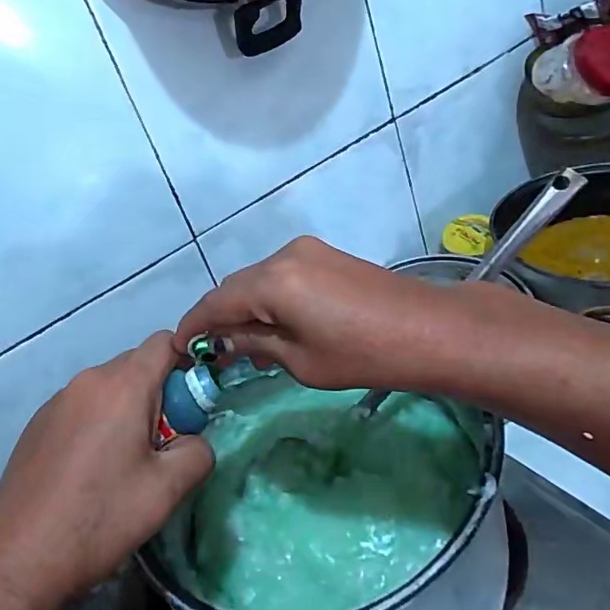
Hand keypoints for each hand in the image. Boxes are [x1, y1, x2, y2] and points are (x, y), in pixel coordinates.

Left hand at [0, 332, 213, 604]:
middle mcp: (87, 380)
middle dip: (160, 393)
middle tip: (165, 444)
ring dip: (128, 410)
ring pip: (108, 388)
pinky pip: (83, 406)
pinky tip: (92, 471)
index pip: (164, 342)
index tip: (195, 404)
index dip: (187, 363)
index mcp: (122, 385)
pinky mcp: (39, 423)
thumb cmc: (98, 517)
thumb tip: (194, 441)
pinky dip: (99, 423)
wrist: (17, 555)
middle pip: (136, 365)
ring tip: (128, 463)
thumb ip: (197, 453)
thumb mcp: (165, 491)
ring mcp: (58, 400)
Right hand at [175, 237, 525, 392]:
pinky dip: (268, 299)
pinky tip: (274, 326)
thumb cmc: (362, 355)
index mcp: (272, 281)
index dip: (193, 326)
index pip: (215, 302)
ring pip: (256, 280)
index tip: (179, 349)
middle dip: (219, 318)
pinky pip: (280, 275)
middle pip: (234, 287)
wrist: (429, 330)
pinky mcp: (323, 254)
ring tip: (244, 346)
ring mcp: (305, 250)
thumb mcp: (300, 360)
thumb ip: (252, 344)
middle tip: (212, 354)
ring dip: (244, 308)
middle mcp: (282, 255)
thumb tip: (220, 343)